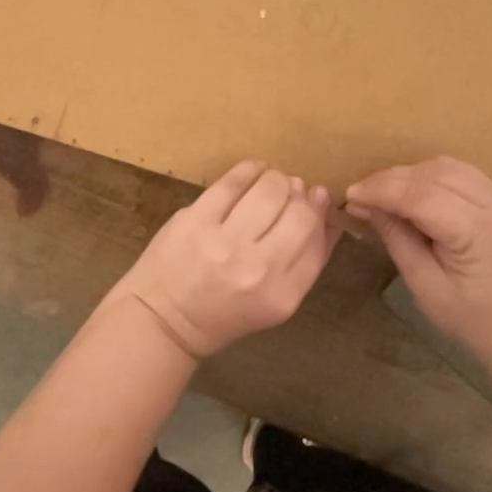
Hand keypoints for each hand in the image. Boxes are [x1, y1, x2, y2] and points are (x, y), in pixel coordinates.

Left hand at [110, 161, 340, 357]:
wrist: (163, 319)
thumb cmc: (223, 314)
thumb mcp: (274, 302)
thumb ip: (306, 261)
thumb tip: (327, 210)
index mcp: (282, 295)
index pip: (316, 239)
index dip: (319, 212)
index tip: (315, 199)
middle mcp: (258, 270)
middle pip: (298, 211)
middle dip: (299, 195)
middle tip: (289, 192)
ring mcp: (224, 243)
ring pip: (270, 189)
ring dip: (276, 180)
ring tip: (269, 184)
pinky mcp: (196, 220)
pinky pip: (233, 181)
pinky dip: (249, 171)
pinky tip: (251, 174)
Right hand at [345, 156, 491, 374]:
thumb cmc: (471, 321)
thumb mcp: (424, 286)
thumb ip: (396, 238)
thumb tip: (364, 205)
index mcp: (481, 235)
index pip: (423, 196)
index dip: (382, 190)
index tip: (351, 195)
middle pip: (437, 173)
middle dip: (392, 179)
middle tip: (361, 195)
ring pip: (450, 166)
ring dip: (411, 175)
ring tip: (383, 194)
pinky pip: (463, 175)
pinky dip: (431, 178)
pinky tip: (412, 194)